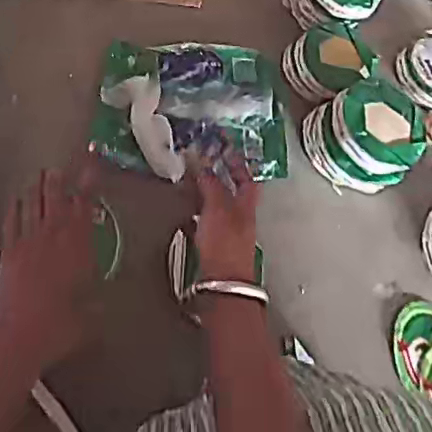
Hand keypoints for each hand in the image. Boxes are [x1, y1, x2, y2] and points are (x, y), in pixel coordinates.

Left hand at [0, 168, 100, 370]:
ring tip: (39, 175)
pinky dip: (15, 206)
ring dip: (36, 187)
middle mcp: (53, 233)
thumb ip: (95, 287)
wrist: (21, 336)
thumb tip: (99, 283)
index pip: (84, 203)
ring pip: (32, 202)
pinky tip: (15, 200)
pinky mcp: (8, 250)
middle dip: (57, 179)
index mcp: (77, 242)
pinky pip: (12, 219)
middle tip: (58, 169)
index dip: (88, 182)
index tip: (91, 166)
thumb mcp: (92, 306)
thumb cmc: (62, 324)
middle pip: (54, 196)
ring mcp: (28, 239)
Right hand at [193, 153, 260, 283]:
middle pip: (230, 186)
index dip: (237, 160)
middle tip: (201, 158)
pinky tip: (184, 205)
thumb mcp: (217, 206)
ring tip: (189, 176)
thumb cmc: (225, 243)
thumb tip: (203, 163)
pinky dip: (195, 207)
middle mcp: (239, 214)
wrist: (221, 285)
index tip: (225, 145)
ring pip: (217, 201)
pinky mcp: (213, 242)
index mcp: (246, 202)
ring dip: (205, 188)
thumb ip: (210, 183)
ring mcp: (227, 229)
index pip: (246, 174)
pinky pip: (204, 217)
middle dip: (217, 171)